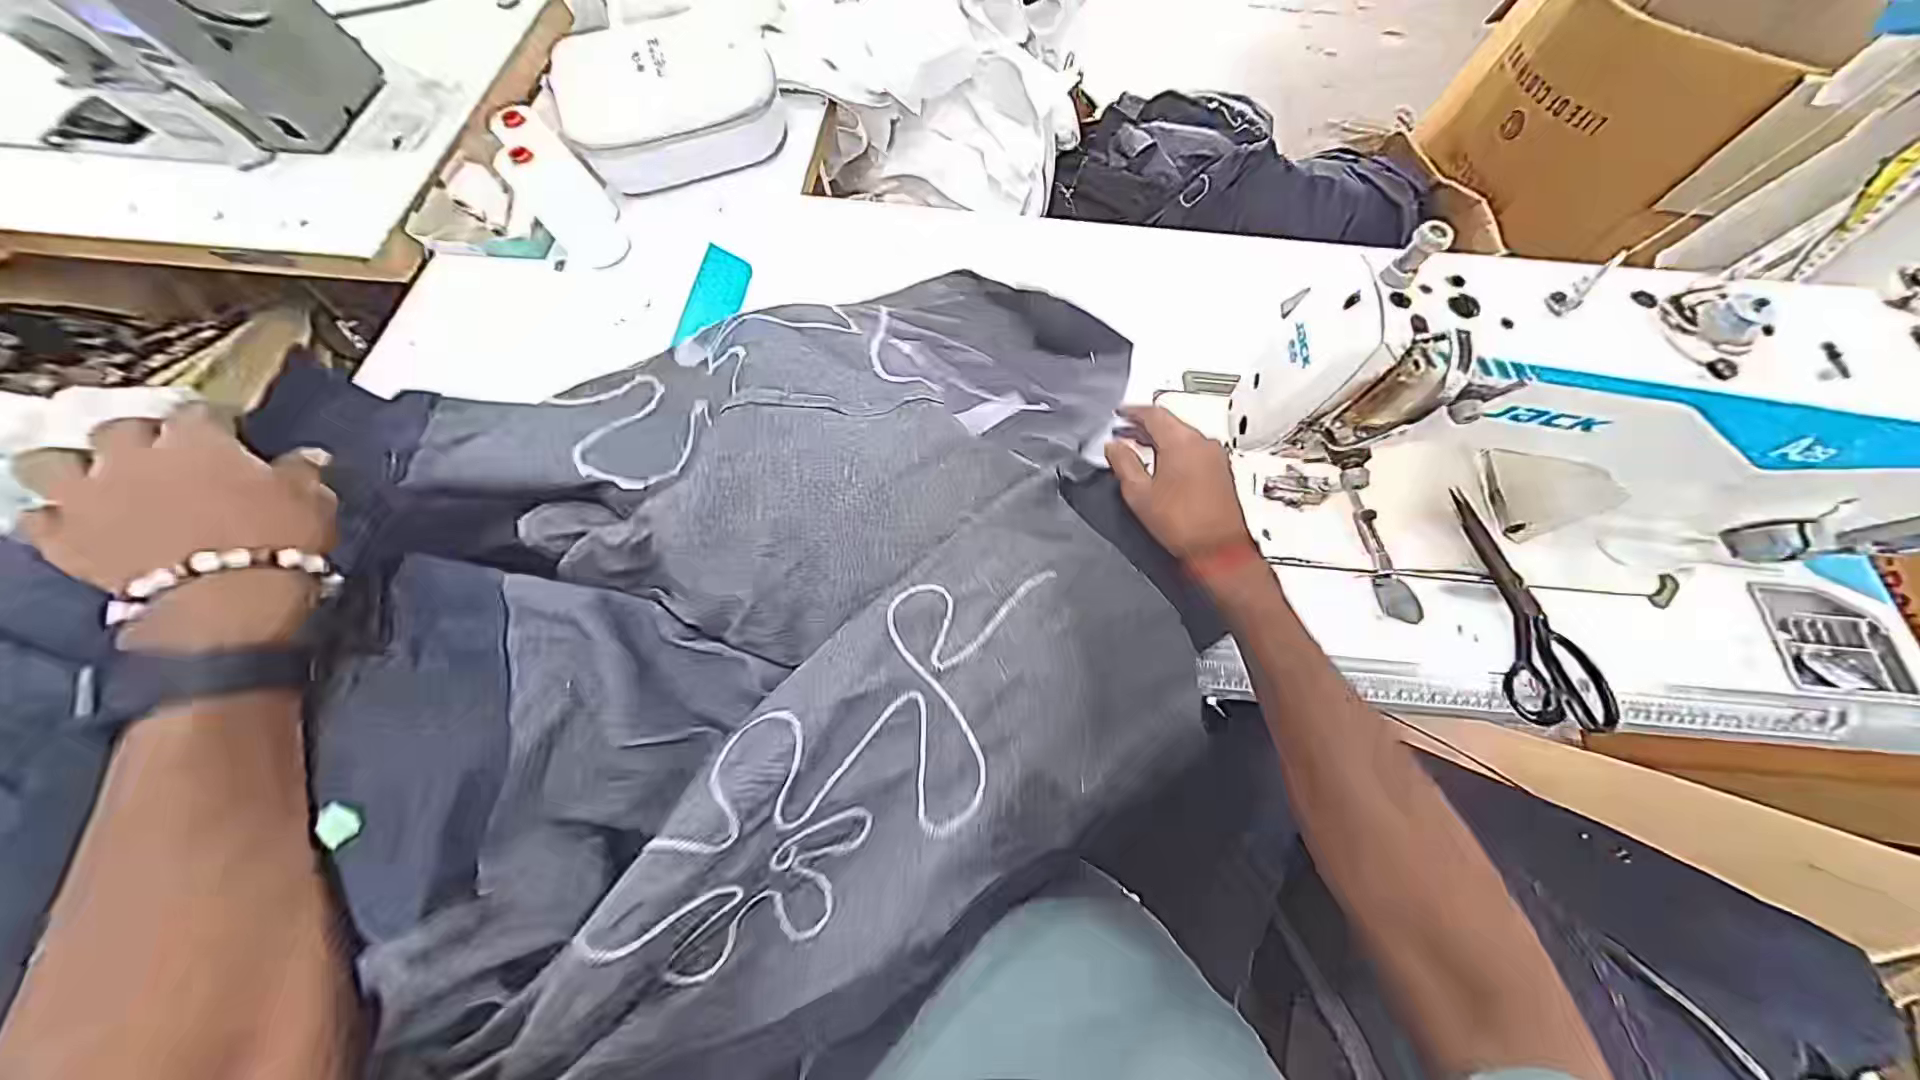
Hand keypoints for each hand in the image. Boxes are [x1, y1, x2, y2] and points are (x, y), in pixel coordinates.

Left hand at [14, 405, 337, 649]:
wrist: (227, 598)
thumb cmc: (281, 539)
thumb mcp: (313, 500)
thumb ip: (303, 472)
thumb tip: (308, 456)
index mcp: (197, 441)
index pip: (201, 413)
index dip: (218, 422)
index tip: (233, 434)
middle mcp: (132, 456)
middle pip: (120, 429)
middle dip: (142, 438)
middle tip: (168, 458)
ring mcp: (86, 495)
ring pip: (51, 463)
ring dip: (75, 469)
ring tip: (103, 483)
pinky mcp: (61, 537)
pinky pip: (43, 518)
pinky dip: (61, 518)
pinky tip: (84, 524)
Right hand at [1104, 404, 1255, 564]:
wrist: (1218, 550)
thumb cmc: (1184, 525)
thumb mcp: (1139, 493)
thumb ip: (1123, 463)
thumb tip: (1114, 447)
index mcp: (1181, 442)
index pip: (1153, 413)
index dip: (1132, 412)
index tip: (1120, 413)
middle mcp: (1203, 443)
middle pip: (1170, 422)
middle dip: (1145, 425)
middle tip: (1125, 430)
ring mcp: (1215, 456)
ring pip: (1182, 435)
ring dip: (1160, 438)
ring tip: (1140, 447)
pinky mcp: (1221, 470)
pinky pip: (1193, 449)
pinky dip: (1174, 450)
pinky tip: (1162, 463)